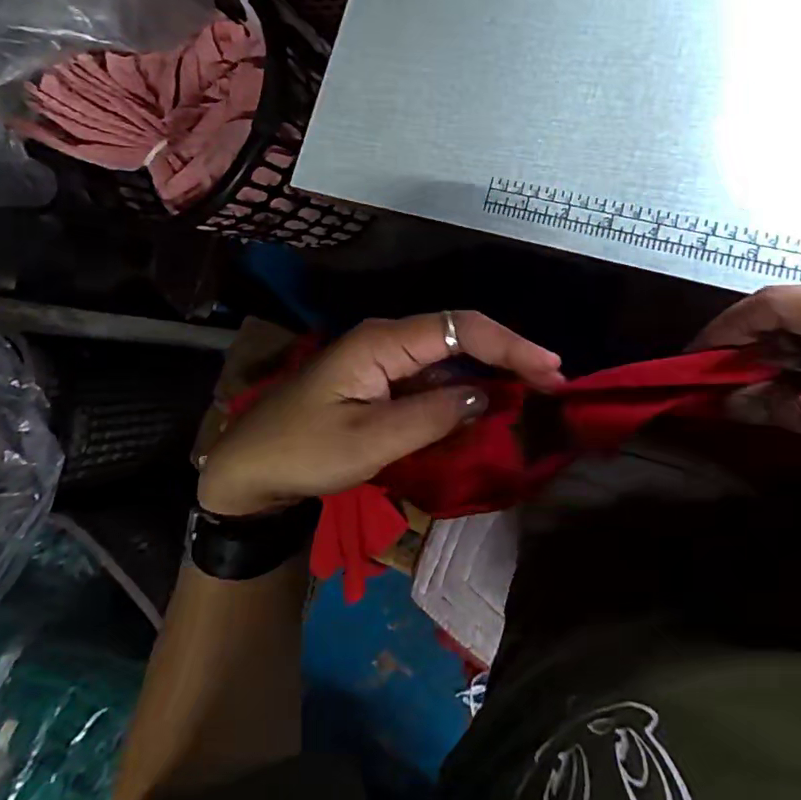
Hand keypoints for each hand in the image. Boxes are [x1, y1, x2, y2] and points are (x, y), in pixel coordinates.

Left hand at [196, 312, 563, 516]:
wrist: (246, 471)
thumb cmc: (301, 453)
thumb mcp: (369, 442)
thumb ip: (433, 415)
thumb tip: (487, 395)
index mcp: (384, 342)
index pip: (462, 328)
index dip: (512, 345)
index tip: (551, 369)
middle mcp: (390, 339)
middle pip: (464, 333)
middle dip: (511, 352)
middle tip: (554, 381)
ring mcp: (388, 359)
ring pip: (455, 353)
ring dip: (495, 369)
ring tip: (537, 389)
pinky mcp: (386, 381)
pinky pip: (439, 376)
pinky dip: (471, 386)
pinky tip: (494, 402)